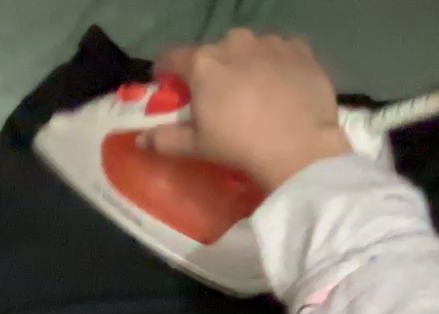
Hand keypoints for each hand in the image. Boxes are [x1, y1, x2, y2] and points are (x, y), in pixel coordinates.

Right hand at [140, 30, 350, 191]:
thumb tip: (139, 140)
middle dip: (211, 71)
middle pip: (214, 52)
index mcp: (203, 63)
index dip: (167, 72)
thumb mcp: (197, 146)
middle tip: (218, 100)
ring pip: (248, 50)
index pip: (172, 57)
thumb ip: (165, 139)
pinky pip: (279, 53)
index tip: (169, 86)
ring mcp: (270, 42)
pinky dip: (275, 67)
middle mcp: (234, 41)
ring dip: (244, 66)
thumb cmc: (239, 145)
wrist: (298, 146)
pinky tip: (279, 91)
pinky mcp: (299, 49)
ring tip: (253, 95)